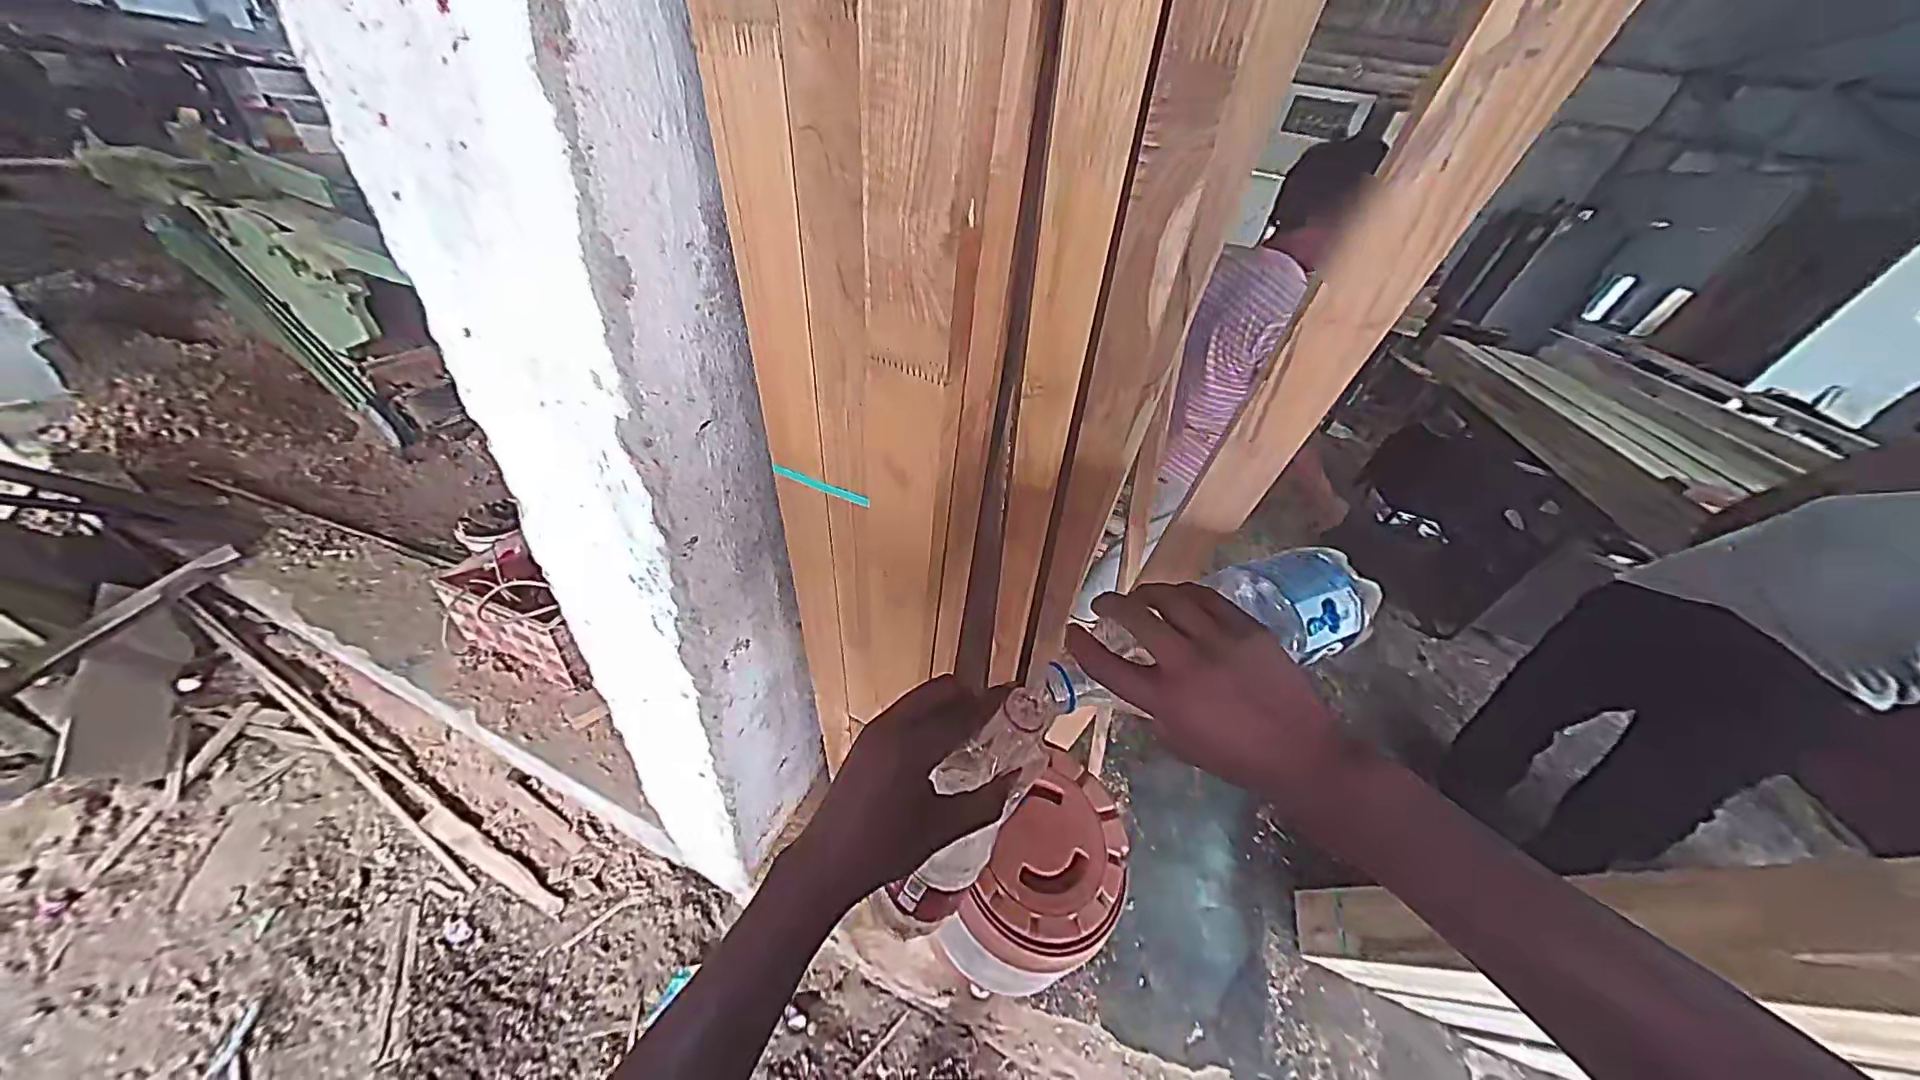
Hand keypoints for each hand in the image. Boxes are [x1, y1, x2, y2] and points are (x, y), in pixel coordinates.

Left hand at [787, 676, 1014, 905]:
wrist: (828, 861)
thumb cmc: (886, 847)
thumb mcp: (943, 828)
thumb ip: (986, 801)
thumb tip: (1017, 778)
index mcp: (914, 745)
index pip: (964, 712)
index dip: (994, 702)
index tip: (1018, 695)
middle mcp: (893, 726)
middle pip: (941, 691)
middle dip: (972, 695)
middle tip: (997, 713)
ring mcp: (876, 730)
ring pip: (922, 699)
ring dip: (949, 704)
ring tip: (974, 728)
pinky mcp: (867, 740)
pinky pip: (907, 712)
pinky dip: (930, 715)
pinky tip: (942, 743)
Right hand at [1065, 583, 1363, 811]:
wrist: (1301, 753)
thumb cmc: (1235, 757)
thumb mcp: (1179, 740)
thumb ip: (1151, 709)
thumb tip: (1134, 684)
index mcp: (1165, 700)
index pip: (1108, 667)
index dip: (1082, 646)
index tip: (1072, 633)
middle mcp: (1185, 664)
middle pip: (1134, 618)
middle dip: (1110, 604)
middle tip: (1102, 604)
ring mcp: (1219, 642)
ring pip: (1170, 598)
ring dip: (1145, 593)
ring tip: (1139, 596)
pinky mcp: (1248, 629)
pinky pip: (1207, 598)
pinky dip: (1184, 593)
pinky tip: (1178, 597)